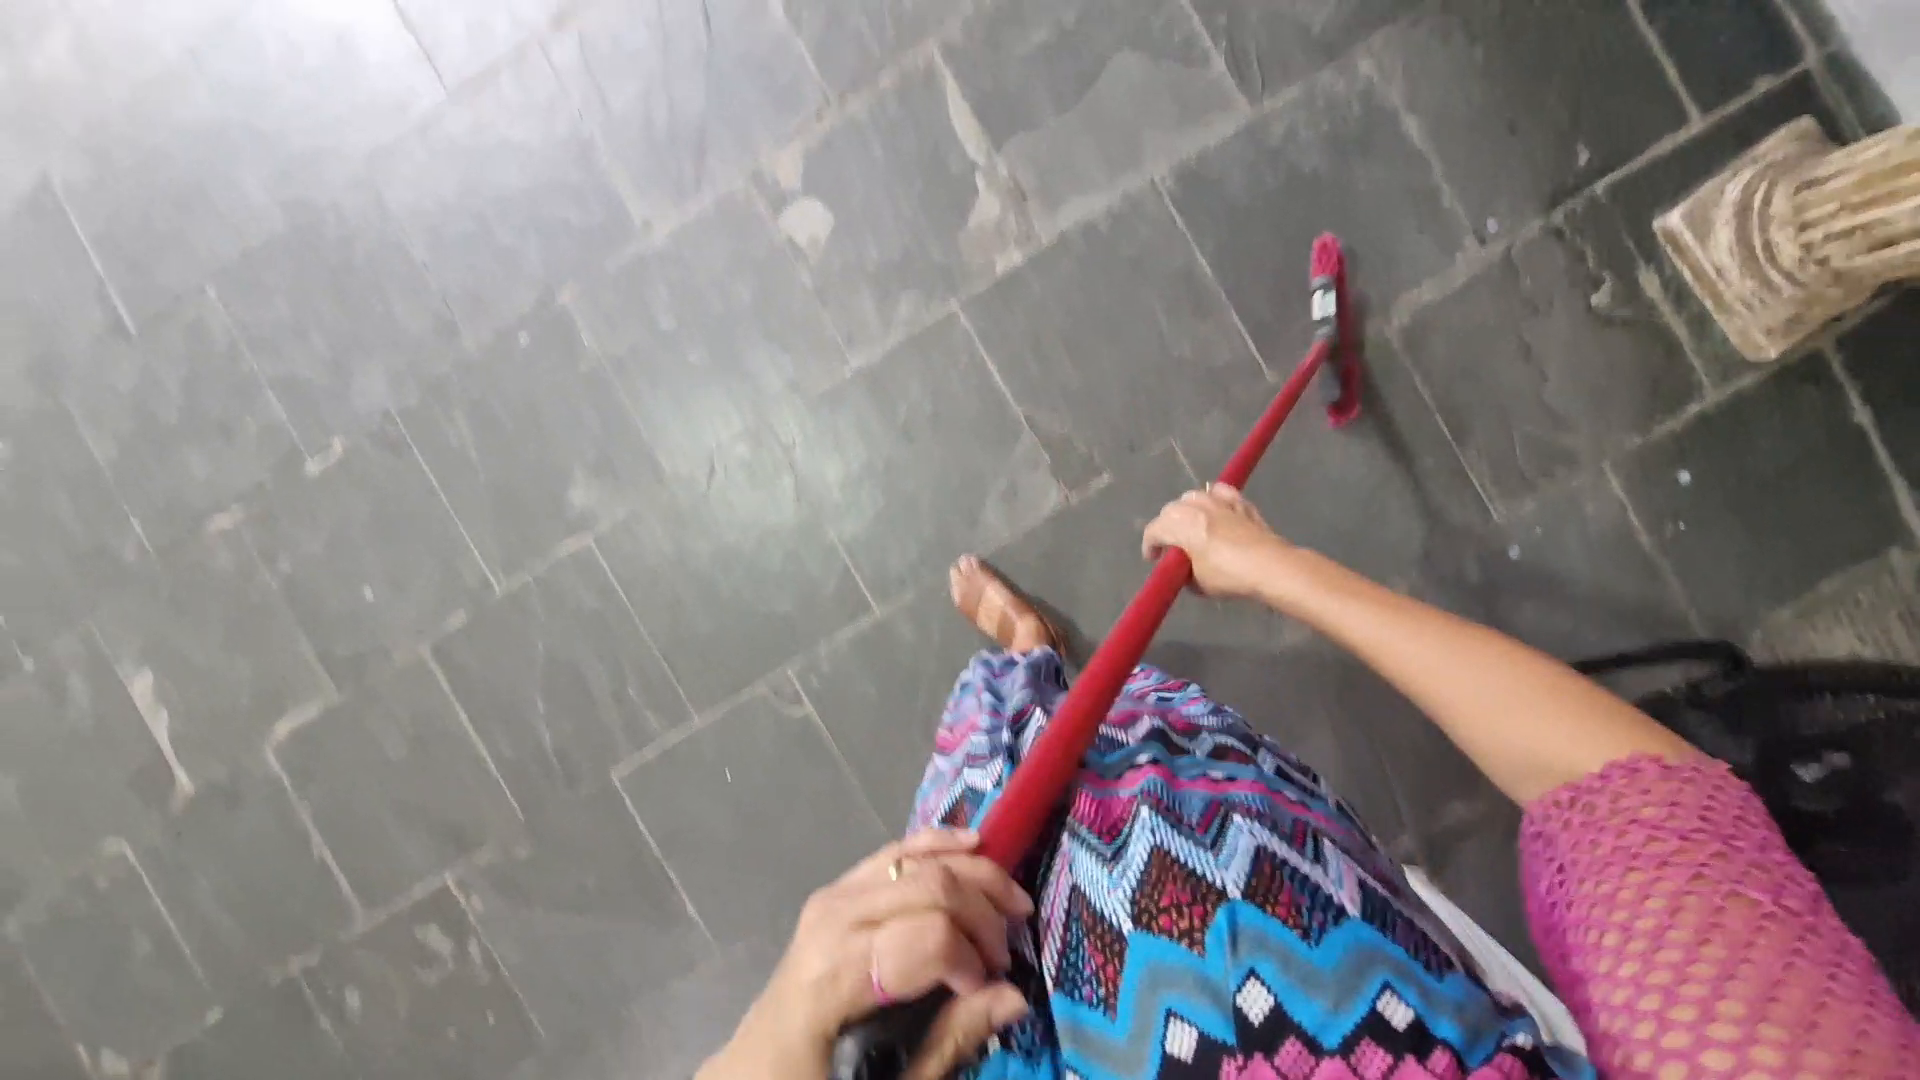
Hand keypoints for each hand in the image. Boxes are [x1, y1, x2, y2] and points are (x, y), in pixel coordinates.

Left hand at [703, 829, 1033, 1079]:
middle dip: (982, 913)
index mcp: (835, 977)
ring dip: (973, 872)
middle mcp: (832, 921)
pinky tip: (973, 843)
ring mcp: (832, 896)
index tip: (991, 990)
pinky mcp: (839, 887)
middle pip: (928, 887)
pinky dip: (938, 844)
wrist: (760, 1065)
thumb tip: (1014, 996)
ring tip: (1013, 902)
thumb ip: (949, 1039)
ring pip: (917, 859)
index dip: (972, 959)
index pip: (926, 937)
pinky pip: (895, 851)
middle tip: (1009, 952)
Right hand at [1142, 484, 1291, 600]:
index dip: (1150, 546)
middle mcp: (1195, 506)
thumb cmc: (1228, 575)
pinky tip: (1217, 510)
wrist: (1270, 566)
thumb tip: (1186, 568)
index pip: (1154, 531)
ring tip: (1192, 526)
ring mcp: (1219, 501)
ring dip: (1187, 510)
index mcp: (1179, 524)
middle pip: (1170, 511)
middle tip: (1173, 546)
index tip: (1153, 559)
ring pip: (1193, 497)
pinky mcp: (1240, 503)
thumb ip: (1184, 572)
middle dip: (1167, 527)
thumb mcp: (1197, 583)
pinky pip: (1220, 493)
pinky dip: (1214, 499)